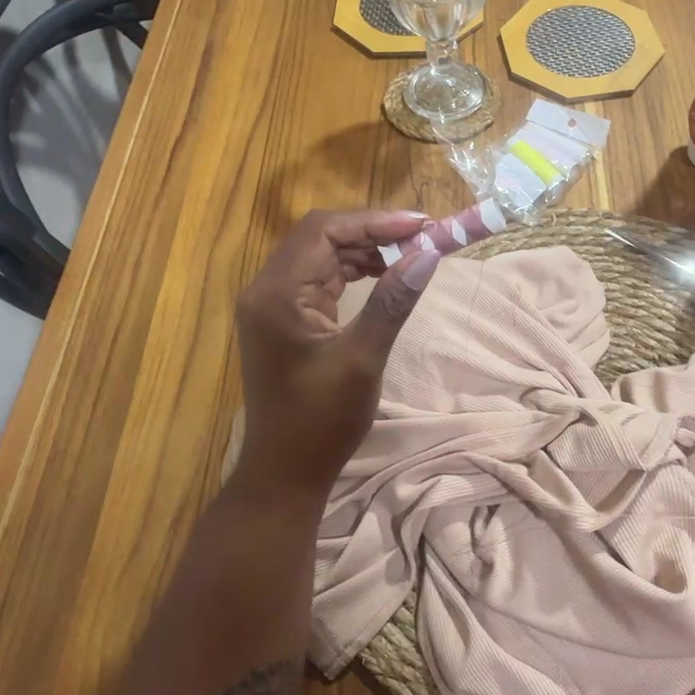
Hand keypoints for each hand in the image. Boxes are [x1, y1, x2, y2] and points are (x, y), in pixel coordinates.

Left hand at [233, 209, 440, 494]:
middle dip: (372, 232)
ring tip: (409, 256)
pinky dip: (351, 272)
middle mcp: (266, 290)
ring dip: (363, 250)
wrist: (285, 473)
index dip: (375, 221)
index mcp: (277, 294)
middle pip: (319, 237)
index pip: (323, 231)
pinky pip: (317, 279)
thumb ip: (392, 301)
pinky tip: (381, 276)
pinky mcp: (281, 320)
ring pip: (319, 255)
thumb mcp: (363, 360)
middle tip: (422, 239)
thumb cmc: (321, 422)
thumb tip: (428, 254)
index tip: (423, 226)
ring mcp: (270, 305)